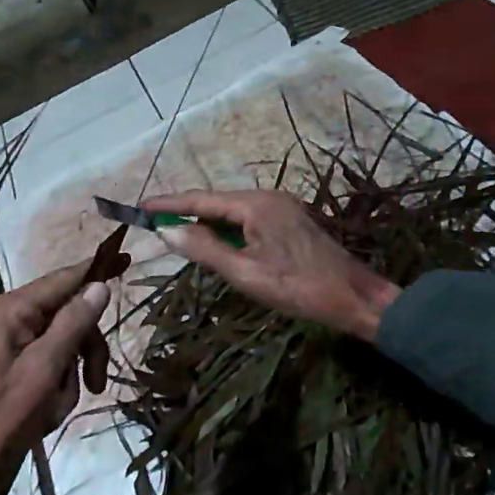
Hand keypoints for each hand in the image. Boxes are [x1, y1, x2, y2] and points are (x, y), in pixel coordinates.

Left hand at [0, 261, 116, 494]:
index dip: (96, 270)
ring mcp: (3, 346)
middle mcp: (4, 320)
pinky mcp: (5, 372)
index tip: (126, 257)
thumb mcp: (43, 369)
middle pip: (66, 316)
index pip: (63, 279)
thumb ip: (73, 323)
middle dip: (84, 349)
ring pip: (60, 345)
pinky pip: (46, 366)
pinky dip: (54, 389)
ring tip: (54, 409)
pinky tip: (43, 416)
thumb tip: (99, 285)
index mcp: (8, 310)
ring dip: (68, 377)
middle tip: (97, 383)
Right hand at [142, 189, 400, 341]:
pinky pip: (248, 222)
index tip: (140, 206)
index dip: (169, 204)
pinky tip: (216, 247)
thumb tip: (168, 231)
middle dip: (185, 215)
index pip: (201, 199)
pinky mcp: (289, 223)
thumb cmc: (299, 288)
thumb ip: (205, 249)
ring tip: (178, 238)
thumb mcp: (245, 272)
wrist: (354, 297)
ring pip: (232, 214)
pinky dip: (227, 232)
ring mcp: (281, 209)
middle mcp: (268, 198)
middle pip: (216, 204)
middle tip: (154, 228)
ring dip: (206, 225)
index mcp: (256, 204)